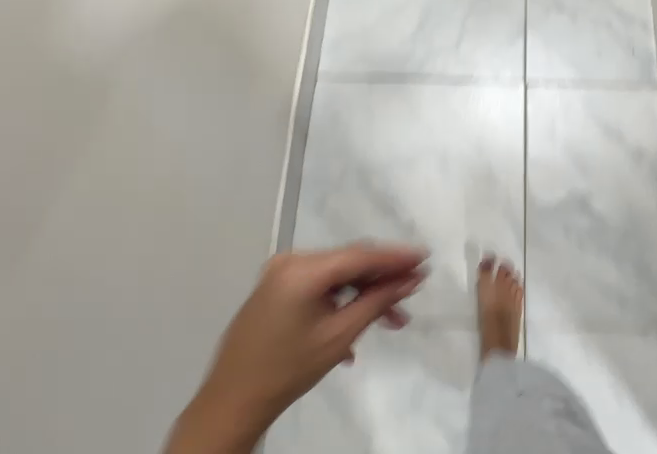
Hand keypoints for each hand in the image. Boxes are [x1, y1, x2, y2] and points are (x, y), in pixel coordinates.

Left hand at [168, 243, 429, 453]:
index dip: (395, 257)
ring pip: (334, 275)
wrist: (232, 401)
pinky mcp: (274, 288)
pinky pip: (317, 285)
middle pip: (348, 263)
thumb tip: (410, 279)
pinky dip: (340, 300)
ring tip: (391, 320)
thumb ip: (377, 301)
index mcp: (303, 268)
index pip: (360, 255)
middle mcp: (290, 261)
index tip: (425, 259)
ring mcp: (279, 273)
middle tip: (412, 295)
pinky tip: (355, 327)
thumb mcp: (339, 336)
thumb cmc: (288, 370)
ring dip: (363, 294)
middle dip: (381, 280)